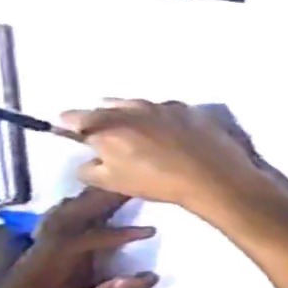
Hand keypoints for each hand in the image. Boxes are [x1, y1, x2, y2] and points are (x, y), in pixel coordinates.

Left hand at [0, 189, 156, 287]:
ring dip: (91, 201)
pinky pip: (66, 222)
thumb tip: (147, 276)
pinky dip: (86, 208)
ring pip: (62, 216)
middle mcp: (34, 257)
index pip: (73, 243)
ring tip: (125, 186)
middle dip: (97, 203)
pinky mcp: (52, 253)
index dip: (111, 235)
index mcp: (38, 275)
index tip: (149, 232)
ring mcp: (40, 253)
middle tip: (137, 188)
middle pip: (63, 220)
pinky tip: (105, 200)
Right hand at [61, 100, 266, 214]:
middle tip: (106, 130)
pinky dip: (161, 114)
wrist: (215, 178)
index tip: (73, 131)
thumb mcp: (110, 182)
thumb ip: (88, 167)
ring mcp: (165, 108)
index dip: (71, 124)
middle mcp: (133, 111)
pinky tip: (166, 126)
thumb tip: (89, 159)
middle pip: (107, 107)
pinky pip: (168, 108)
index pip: (75, 118)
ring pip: (138, 104)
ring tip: (135, 126)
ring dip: (131, 112)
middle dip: (102, 117)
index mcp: (106, 127)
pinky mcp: (193, 111)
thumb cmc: (159, 182)